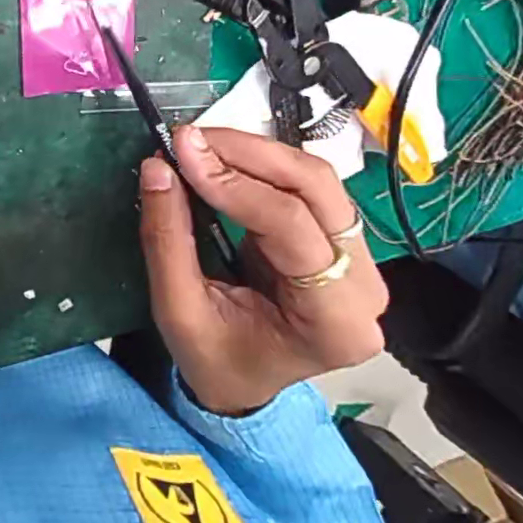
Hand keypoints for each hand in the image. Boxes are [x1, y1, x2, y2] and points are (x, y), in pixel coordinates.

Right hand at [138, 125, 388, 415]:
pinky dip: (259, 165)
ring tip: (199, 144)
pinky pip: (305, 188)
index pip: (290, 226)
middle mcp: (364, 286)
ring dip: (254, 152)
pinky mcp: (337, 242)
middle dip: (249, 154)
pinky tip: (221, 158)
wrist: (241, 384)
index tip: (179, 151)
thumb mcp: (177, 309)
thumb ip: (167, 239)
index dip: (233, 183)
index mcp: (334, 320)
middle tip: (189, 138)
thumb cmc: (213, 359)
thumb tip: (158, 169)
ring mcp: (358, 262)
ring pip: (316, 180)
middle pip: (318, 190)